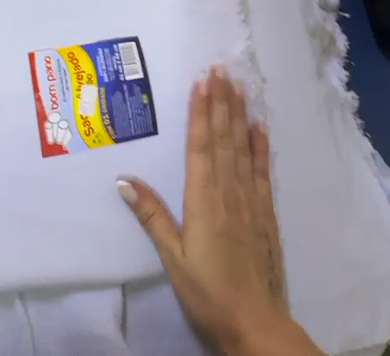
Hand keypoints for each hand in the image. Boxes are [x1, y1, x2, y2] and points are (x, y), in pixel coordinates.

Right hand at [118, 69, 318, 355]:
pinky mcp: (265, 212)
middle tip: (221, 67)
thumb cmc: (207, 290)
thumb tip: (123, 180)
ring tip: (240, 85)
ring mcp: (250, 200)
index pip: (201, 146)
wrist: (255, 322)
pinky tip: (260, 126)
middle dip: (221, 101)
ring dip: (240, 114)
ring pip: (243, 147)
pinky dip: (261, 146)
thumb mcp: (172, 258)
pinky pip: (262, 171)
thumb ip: (152, 217)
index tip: (201, 81)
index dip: (200, 112)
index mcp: (203, 199)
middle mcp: (228, 191)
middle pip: (224, 138)